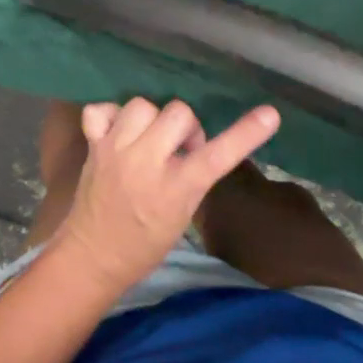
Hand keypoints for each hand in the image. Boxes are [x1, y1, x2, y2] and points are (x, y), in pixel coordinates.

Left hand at [53, 98, 279, 293]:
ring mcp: (115, 150)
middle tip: (178, 151)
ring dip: (151, 119)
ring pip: (143, 105)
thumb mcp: (183, 214)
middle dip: (185, 127)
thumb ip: (193, 176)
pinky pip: (101, 109)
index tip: (270, 115)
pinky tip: (117, 132)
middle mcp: (145, 162)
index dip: (246, 133)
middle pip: (178, 113)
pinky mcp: (93, 146)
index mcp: (175, 188)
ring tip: (148, 141)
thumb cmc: (146, 244)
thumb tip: (195, 144)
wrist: (93, 258)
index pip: (216, 155)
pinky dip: (111, 116)